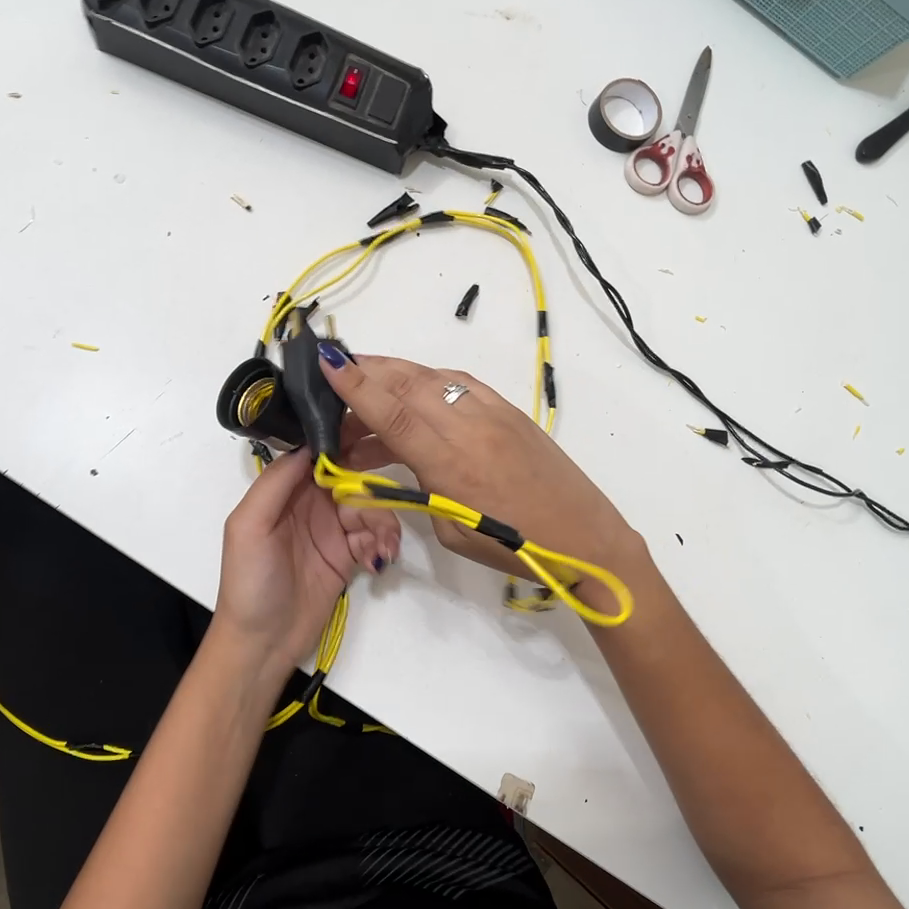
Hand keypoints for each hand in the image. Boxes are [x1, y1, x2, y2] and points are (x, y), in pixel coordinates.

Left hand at [212, 449, 400, 673]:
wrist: (263, 642)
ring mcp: (331, 530)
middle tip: (388, 499)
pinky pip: (374, 536)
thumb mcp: (248, 526)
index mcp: (283, 491)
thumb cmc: (249, 582)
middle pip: (351, 479)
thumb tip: (309, 445)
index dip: (344, 443)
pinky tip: (380, 559)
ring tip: (384, 547)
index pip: (317, 455)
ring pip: (368, 507)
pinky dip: (383, 542)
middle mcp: (309, 504)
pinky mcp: (348, 556)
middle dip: (372, 486)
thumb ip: (275, 483)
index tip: (372, 437)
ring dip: (383, 521)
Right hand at [319, 349, 645, 592]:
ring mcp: (493, 413)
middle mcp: (470, 427)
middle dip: (368, 369)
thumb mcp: (449, 530)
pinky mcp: (510, 410)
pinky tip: (412, 390)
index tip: (327, 362)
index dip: (356, 385)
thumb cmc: (511, 546)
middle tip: (337, 367)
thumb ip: (417, 486)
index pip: (393, 412)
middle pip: (408, 383)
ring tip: (367, 378)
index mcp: (451, 464)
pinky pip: (460, 382)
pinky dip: (428, 379)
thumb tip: (390, 459)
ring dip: (395, 371)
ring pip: (433, 376)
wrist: (582, 536)